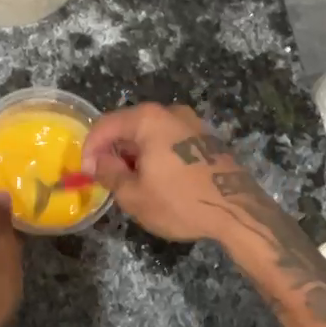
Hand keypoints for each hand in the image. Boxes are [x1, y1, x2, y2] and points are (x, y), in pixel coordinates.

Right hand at [82, 103, 268, 241]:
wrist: (240, 214)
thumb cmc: (180, 202)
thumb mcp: (134, 195)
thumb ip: (109, 174)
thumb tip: (99, 163)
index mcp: (148, 119)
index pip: (105, 126)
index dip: (90, 149)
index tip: (86, 173)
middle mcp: (170, 112)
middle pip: (129, 127)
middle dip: (114, 151)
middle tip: (107, 178)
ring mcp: (193, 124)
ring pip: (152, 134)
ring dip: (136, 154)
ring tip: (132, 182)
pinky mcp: (208, 140)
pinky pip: (172, 141)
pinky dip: (158, 155)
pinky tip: (159, 180)